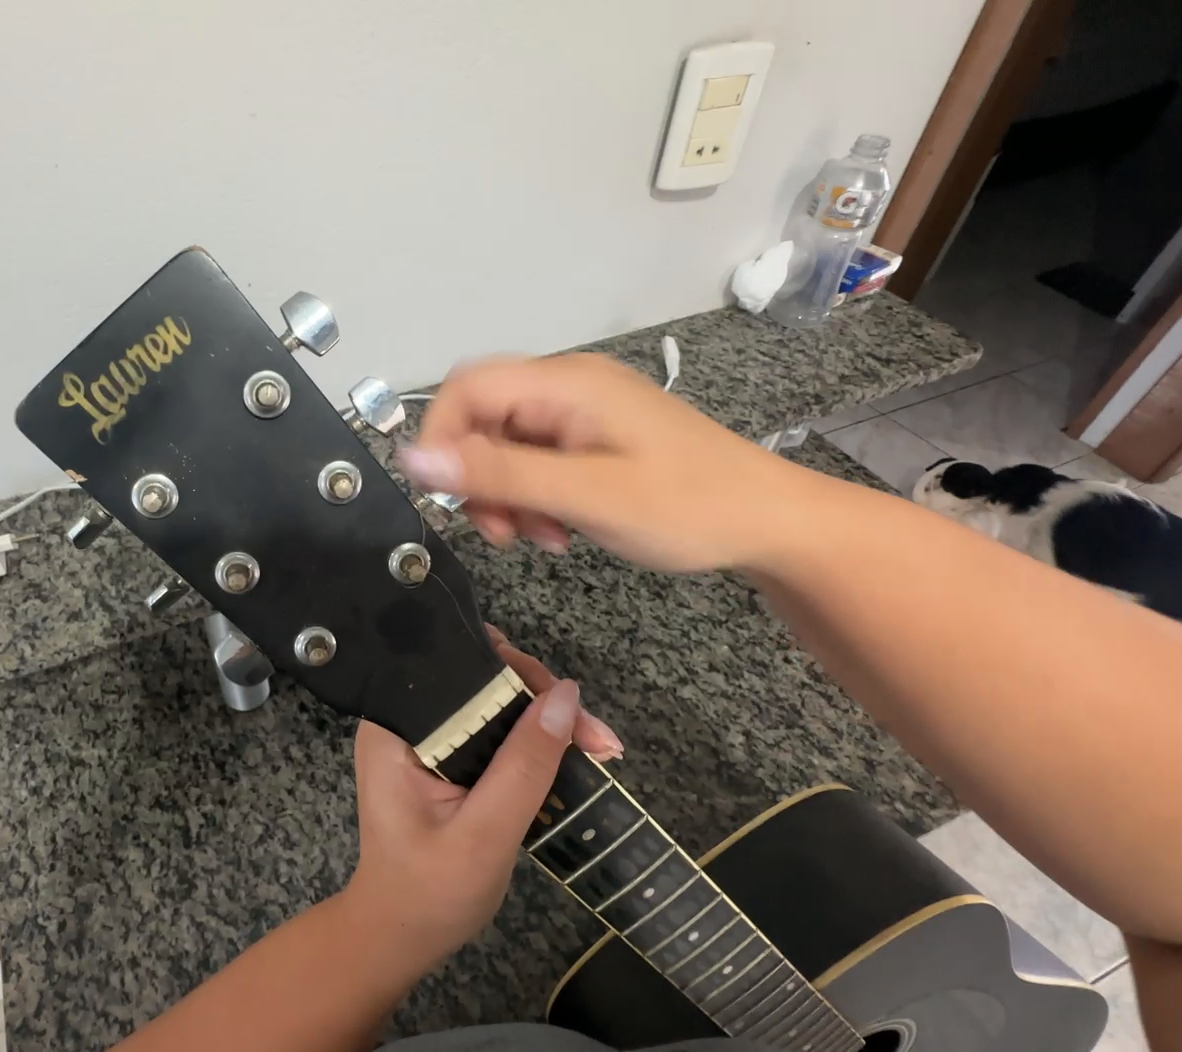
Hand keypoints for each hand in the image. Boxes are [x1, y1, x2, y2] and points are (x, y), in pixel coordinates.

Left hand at [341, 635, 621, 966]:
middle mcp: (406, 718)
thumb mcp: (484, 834)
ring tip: (600, 746)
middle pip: (482, 680)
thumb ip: (523, 766)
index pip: (459, 667)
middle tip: (597, 737)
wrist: (400, 934)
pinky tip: (574, 753)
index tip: (565, 702)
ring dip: (547, 720)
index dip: (517, 672)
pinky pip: (494, 731)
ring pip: (495, 704)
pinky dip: (534, 740)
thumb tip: (567, 695)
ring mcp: (426, 736)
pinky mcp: (445, 756)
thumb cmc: (431, 893)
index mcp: (395, 725)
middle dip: (543, 699)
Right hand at [396, 353, 814, 573]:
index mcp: (565, 384)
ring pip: (506, 448)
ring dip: (507, 496)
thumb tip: (413, 459)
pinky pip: (537, 463)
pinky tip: (559, 531)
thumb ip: (500, 475)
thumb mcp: (587, 496)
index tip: (446, 498)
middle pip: (482, 420)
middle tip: (501, 532)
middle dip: (478, 479)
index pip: (466, 387)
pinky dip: (534, 498)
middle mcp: (567, 388)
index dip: (440, 438)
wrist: (769, 522)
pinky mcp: (593, 441)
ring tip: (539, 538)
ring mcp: (581, 415)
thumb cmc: (688, 506)